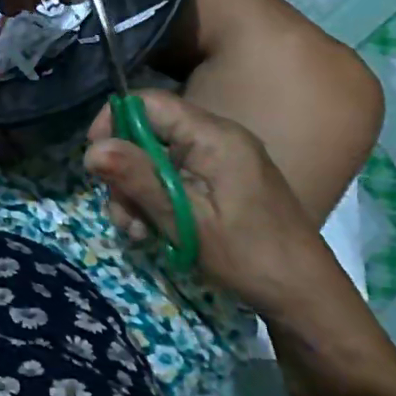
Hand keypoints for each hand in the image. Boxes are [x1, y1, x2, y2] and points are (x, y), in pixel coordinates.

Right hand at [85, 91, 340, 314]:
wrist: (304, 293)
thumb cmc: (248, 255)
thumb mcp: (185, 221)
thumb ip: (139, 180)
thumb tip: (91, 150)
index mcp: (213, 135)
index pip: (150, 102)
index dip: (115, 121)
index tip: (95, 159)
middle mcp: (217, 135)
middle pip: (150, 132)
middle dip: (126, 171)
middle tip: (124, 216)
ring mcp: (221, 157)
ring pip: (159, 157)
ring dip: (139, 191)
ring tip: (139, 233)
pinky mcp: (223, 178)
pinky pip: (177, 174)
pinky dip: (159, 198)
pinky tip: (155, 231)